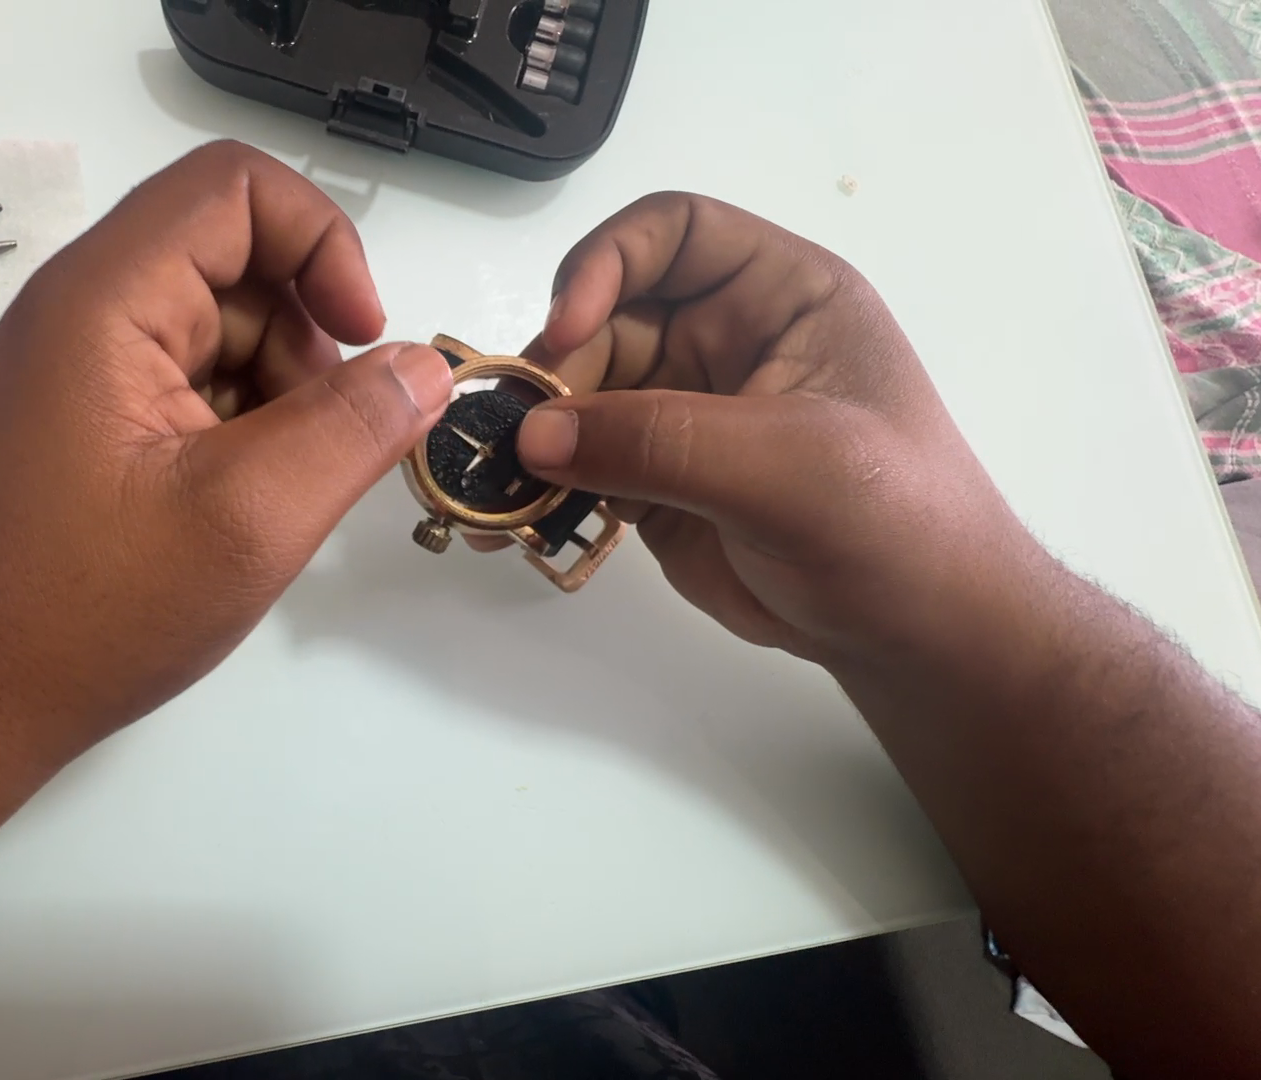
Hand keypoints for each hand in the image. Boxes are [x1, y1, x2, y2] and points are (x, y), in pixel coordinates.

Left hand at [0, 141, 451, 766]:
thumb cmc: (100, 614)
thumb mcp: (250, 520)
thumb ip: (353, 429)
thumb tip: (426, 365)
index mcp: (104, 301)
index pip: (234, 188)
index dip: (322, 241)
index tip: (364, 337)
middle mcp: (82, 314)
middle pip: (232, 265)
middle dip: (304, 344)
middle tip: (320, 448)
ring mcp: (81, 372)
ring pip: (220, 333)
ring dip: (277, 397)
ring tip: (275, 492)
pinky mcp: (88, 422)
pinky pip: (190, 386)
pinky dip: (239, 429)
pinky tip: (237, 504)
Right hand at [512, 193, 1040, 665]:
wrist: (902, 631)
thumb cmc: (889, 526)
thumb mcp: (789, 467)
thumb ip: (660, 443)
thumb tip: (533, 436)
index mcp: (773, 299)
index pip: (671, 234)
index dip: (605, 264)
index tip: (564, 333)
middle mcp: (713, 344)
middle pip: (598, 326)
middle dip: (550, 378)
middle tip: (512, 442)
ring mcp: (672, 414)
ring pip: (571, 400)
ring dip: (525, 440)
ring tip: (491, 492)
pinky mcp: (643, 477)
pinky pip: (569, 466)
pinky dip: (532, 490)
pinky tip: (504, 523)